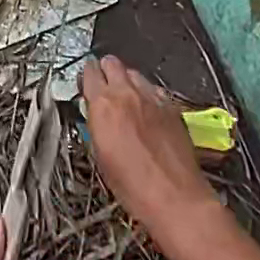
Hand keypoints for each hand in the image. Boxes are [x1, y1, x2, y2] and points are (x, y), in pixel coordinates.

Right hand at [81, 56, 217, 237]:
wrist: (173, 196)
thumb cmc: (133, 184)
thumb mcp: (99, 152)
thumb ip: (96, 123)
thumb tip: (95, 114)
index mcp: (103, 104)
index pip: (90, 72)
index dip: (86, 75)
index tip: (85, 80)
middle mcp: (128, 94)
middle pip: (113, 64)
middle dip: (105, 70)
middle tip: (103, 82)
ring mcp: (153, 99)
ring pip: (135, 73)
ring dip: (127, 80)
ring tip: (124, 97)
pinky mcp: (172, 107)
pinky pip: (155, 89)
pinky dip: (147, 93)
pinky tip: (146, 108)